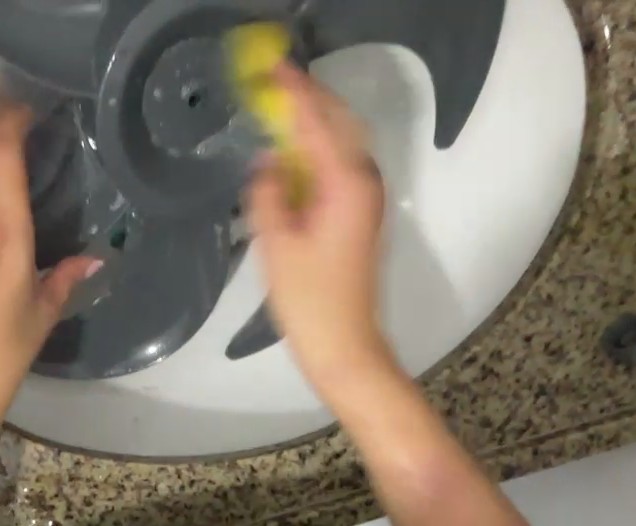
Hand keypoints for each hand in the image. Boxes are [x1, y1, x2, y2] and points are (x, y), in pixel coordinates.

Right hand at [246, 64, 392, 388]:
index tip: (270, 68)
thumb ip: (268, 193)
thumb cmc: (310, 302)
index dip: (292, 91)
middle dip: (306, 103)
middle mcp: (365, 183)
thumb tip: (268, 163)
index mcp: (346, 183)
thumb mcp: (276, 245)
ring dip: (312, 129)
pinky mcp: (360, 219)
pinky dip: (316, 157)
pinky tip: (292, 163)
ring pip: (340, 147)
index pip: (317, 120)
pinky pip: (338, 171)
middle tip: (272, 87)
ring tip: (277, 118)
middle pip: (338, 124)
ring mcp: (367, 201)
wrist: (344, 346)